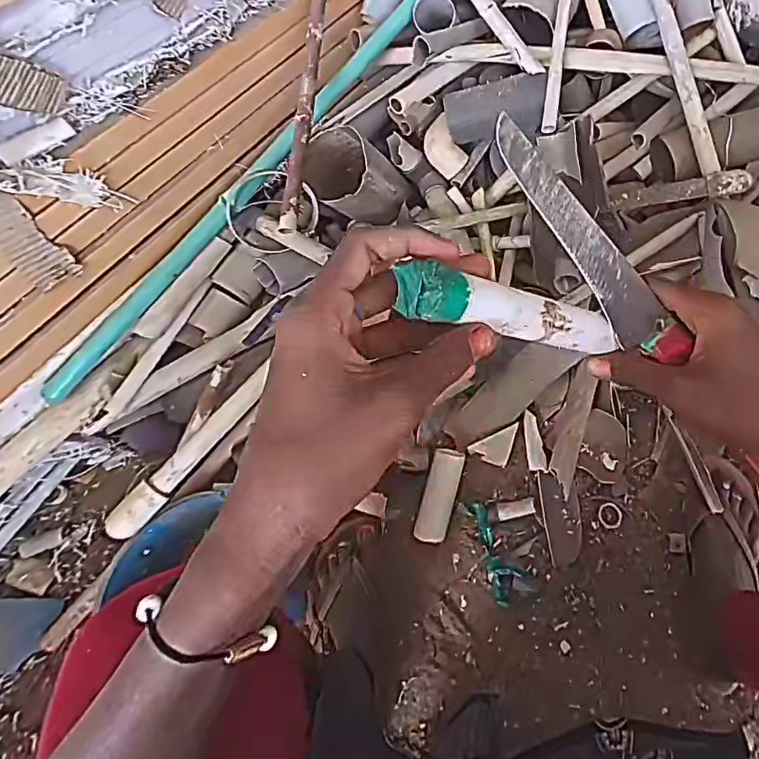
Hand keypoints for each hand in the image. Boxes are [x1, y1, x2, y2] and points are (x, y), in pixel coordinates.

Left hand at [236, 227, 494, 549]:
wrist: (281, 515)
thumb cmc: (313, 461)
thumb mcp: (393, 403)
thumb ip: (443, 363)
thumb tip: (478, 337)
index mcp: (317, 316)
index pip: (365, 249)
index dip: (413, 243)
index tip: (451, 253)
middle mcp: (318, 326)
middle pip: (380, 284)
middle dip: (431, 284)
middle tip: (474, 285)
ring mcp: (327, 353)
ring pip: (385, 320)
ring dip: (429, 321)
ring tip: (473, 323)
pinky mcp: (337, 379)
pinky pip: (381, 351)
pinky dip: (415, 351)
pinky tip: (451, 357)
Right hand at [588, 281, 758, 476]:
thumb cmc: (757, 412)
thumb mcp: (680, 392)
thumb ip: (634, 372)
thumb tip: (603, 362)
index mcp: (713, 310)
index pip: (655, 286)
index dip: (626, 302)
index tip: (608, 321)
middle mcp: (728, 312)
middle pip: (667, 310)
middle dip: (648, 338)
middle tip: (644, 364)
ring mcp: (737, 329)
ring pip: (684, 330)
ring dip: (669, 353)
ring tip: (673, 381)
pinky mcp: (742, 348)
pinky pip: (702, 343)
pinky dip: (688, 361)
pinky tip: (691, 387)